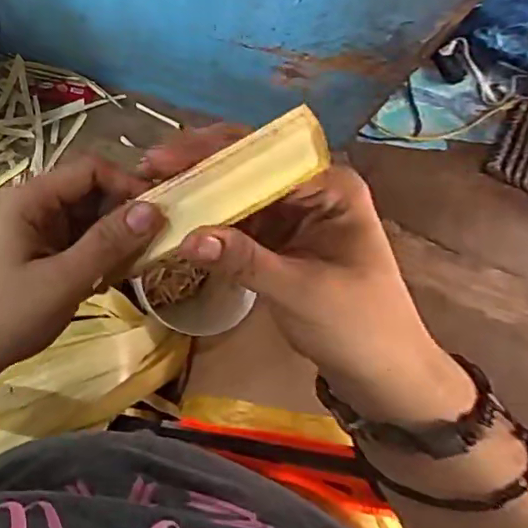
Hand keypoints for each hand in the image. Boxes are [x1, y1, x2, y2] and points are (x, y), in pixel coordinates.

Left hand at [0, 157, 163, 372]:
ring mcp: (37, 228)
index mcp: (29, 199)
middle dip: (124, 213)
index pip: (88, 170)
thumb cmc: (11, 314)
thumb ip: (107, 243)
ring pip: (89, 217)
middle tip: (157, 243)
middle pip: (90, 191)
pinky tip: (112, 277)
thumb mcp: (64, 280)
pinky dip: (101, 253)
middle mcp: (33, 205)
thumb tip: (153, 209)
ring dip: (115, 236)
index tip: (161, 212)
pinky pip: (80, 239)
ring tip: (137, 264)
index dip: (126, 183)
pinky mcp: (43, 251)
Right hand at [141, 127, 466, 417]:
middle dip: (194, 161)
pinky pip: (227, 212)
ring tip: (147, 186)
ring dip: (191, 185)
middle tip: (146, 167)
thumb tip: (187, 238)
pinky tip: (167, 213)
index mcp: (330, 187)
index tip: (163, 162)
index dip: (210, 154)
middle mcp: (307, 188)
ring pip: (230, 184)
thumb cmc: (359, 326)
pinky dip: (198, 212)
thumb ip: (245, 261)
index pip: (264, 156)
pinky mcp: (268, 233)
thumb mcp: (301, 292)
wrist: (381, 373)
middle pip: (242, 161)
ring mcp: (286, 209)